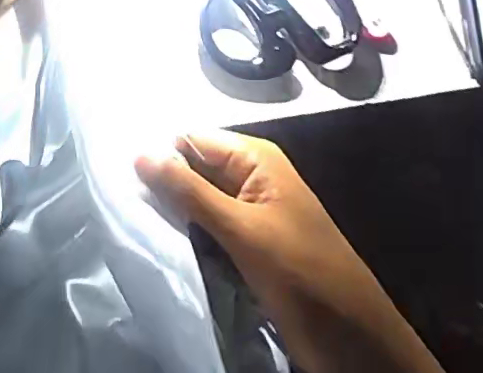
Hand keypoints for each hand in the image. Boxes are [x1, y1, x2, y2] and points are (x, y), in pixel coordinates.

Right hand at [136, 131, 443, 372]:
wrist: (359, 344)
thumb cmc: (303, 275)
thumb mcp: (242, 231)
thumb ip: (189, 191)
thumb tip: (140, 153)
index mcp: (254, 158)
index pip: (191, 139)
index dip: (160, 155)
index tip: (124, 176)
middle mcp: (251, 176)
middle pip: (193, 168)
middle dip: (165, 186)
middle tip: (128, 205)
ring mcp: (252, 212)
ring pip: (198, 202)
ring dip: (176, 215)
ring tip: (141, 224)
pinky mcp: (251, 244)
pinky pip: (210, 229)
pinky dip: (191, 237)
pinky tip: (168, 245)